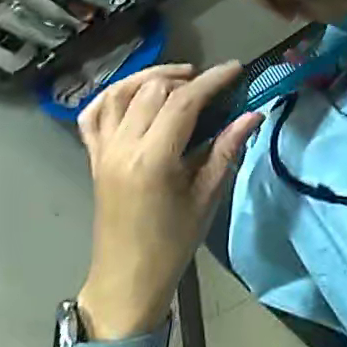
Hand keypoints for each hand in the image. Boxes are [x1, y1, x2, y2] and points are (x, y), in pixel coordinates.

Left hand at [75, 63, 261, 339]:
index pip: (183, 102)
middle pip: (151, 91)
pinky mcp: (93, 156)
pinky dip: (114, 94)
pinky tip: (136, 92)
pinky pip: (94, 113)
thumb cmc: (173, 242)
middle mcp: (122, 147)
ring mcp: (102, 150)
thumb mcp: (207, 196)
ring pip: (119, 93)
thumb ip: (227, 150)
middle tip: (214, 85)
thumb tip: (253, 114)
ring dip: (150, 77)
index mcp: (153, 159)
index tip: (235, 69)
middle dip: (186, 79)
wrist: (127, 277)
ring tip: (180, 77)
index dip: (212, 81)